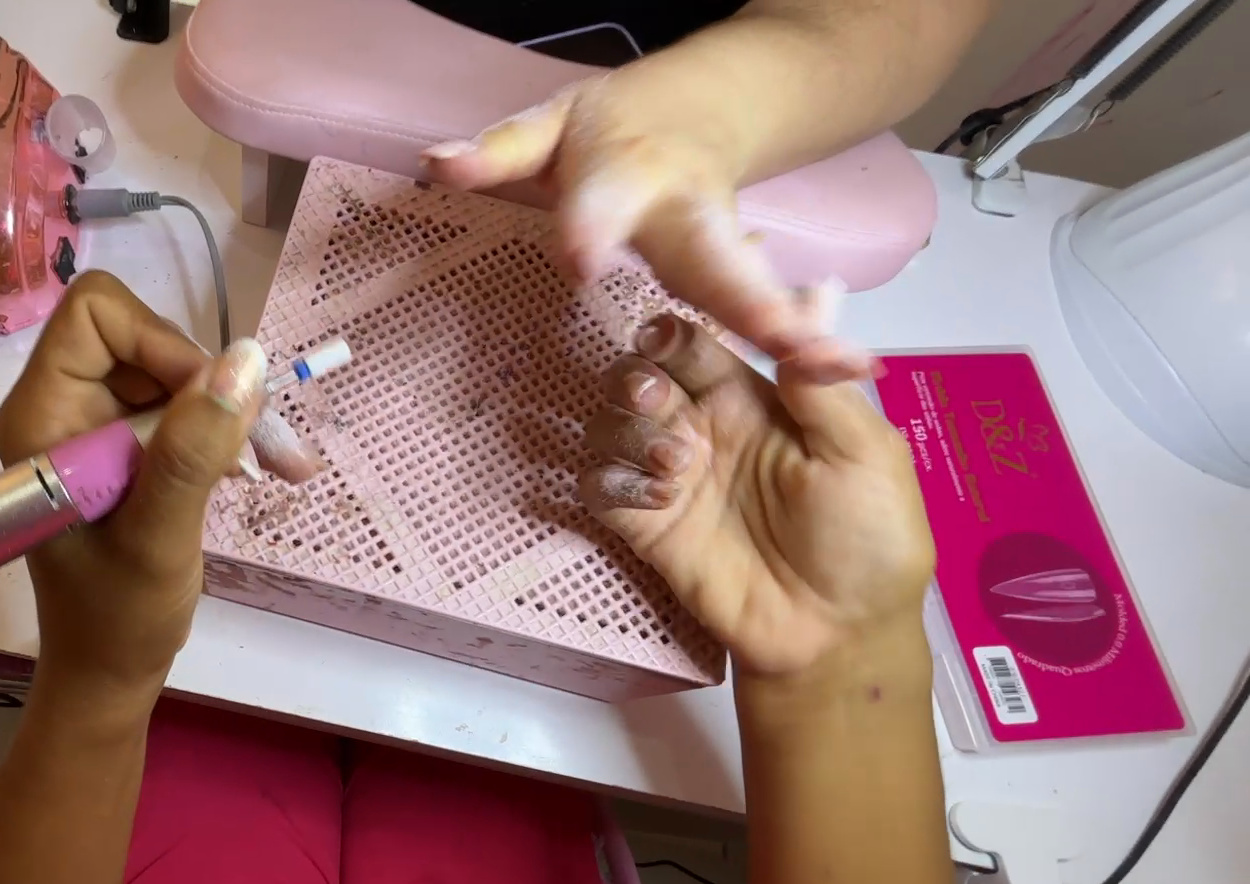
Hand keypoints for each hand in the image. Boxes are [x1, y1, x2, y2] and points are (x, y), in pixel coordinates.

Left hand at [0, 272, 285, 688]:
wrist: (110, 668)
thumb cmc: (118, 618)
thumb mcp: (158, 537)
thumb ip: (193, 450)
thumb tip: (247, 360)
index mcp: (43, 416)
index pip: (97, 314)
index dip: (161, 342)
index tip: (208, 403)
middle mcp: (63, 407)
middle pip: (143, 338)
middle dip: (207, 385)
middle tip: (263, 443)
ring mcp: (95, 428)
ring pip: (171, 373)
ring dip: (227, 413)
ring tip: (276, 464)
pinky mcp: (124, 450)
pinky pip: (180, 409)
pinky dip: (222, 434)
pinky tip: (255, 470)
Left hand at [423, 74, 866, 381]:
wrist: (703, 107)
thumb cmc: (611, 128)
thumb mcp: (552, 124)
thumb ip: (500, 149)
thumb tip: (437, 164)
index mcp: (627, 174)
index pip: (605, 201)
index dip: (593, 228)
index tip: (583, 259)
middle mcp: (683, 211)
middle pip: (711, 255)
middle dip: (742, 296)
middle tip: (782, 338)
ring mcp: (719, 240)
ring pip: (753, 285)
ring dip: (793, 328)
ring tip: (844, 369)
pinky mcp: (737, 266)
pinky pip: (765, 303)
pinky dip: (806, 334)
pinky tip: (848, 374)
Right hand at [582, 314, 931, 675]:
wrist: (833, 629)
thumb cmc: (866, 540)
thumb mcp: (866, 456)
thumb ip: (822, 392)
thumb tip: (791, 323)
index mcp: (749, 403)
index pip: (691, 350)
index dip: (668, 336)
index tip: (662, 340)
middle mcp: (697, 432)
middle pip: (634, 381)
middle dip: (632, 381)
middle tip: (658, 403)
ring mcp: (664, 480)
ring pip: (606, 428)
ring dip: (627, 434)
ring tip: (675, 468)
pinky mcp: (640, 525)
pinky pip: (598, 488)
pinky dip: (614, 485)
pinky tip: (657, 503)